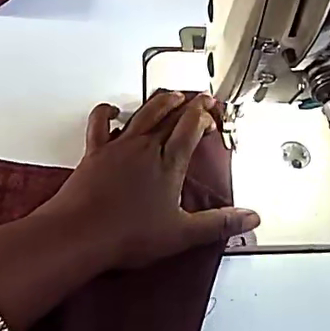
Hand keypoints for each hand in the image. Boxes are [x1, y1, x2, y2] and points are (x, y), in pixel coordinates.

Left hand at [39, 92, 259, 270]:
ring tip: (170, 96)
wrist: (80, 234)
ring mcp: (119, 146)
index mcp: (169, 162)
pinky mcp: (95, 151)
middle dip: (189, 104)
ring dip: (159, 101)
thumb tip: (248, 219)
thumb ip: (218, 224)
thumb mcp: (182, 233)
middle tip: (199, 98)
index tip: (212, 110)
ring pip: (143, 112)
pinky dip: (107, 112)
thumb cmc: (127, 234)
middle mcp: (145, 147)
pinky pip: (100, 122)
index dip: (204, 114)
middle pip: (171, 115)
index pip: (191, 127)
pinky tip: (112, 110)